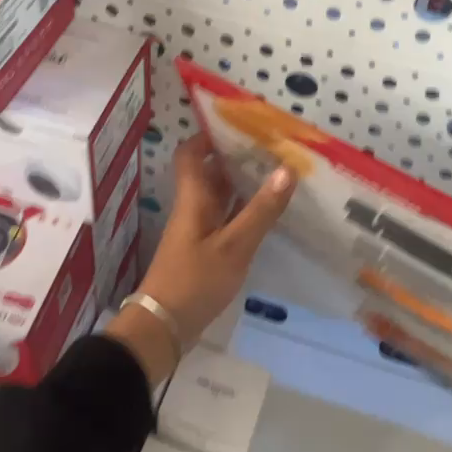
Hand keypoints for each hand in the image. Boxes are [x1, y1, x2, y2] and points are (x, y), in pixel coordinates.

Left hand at [104, 133, 296, 382]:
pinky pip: (226, 220)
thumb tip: (286, 169)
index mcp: (194, 199)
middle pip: (211, 173)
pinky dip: (244, 211)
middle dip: (237, 157)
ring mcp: (199, 231)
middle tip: (273, 147)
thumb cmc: (194, 280)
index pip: (191, 154)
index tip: (239, 124)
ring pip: (221, 197)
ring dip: (243, 184)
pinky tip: (268, 213)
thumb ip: (261, 210)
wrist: (164, 327)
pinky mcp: (205, 252)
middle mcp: (194, 209)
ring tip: (279, 172)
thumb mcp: (234, 246)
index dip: (209, 135)